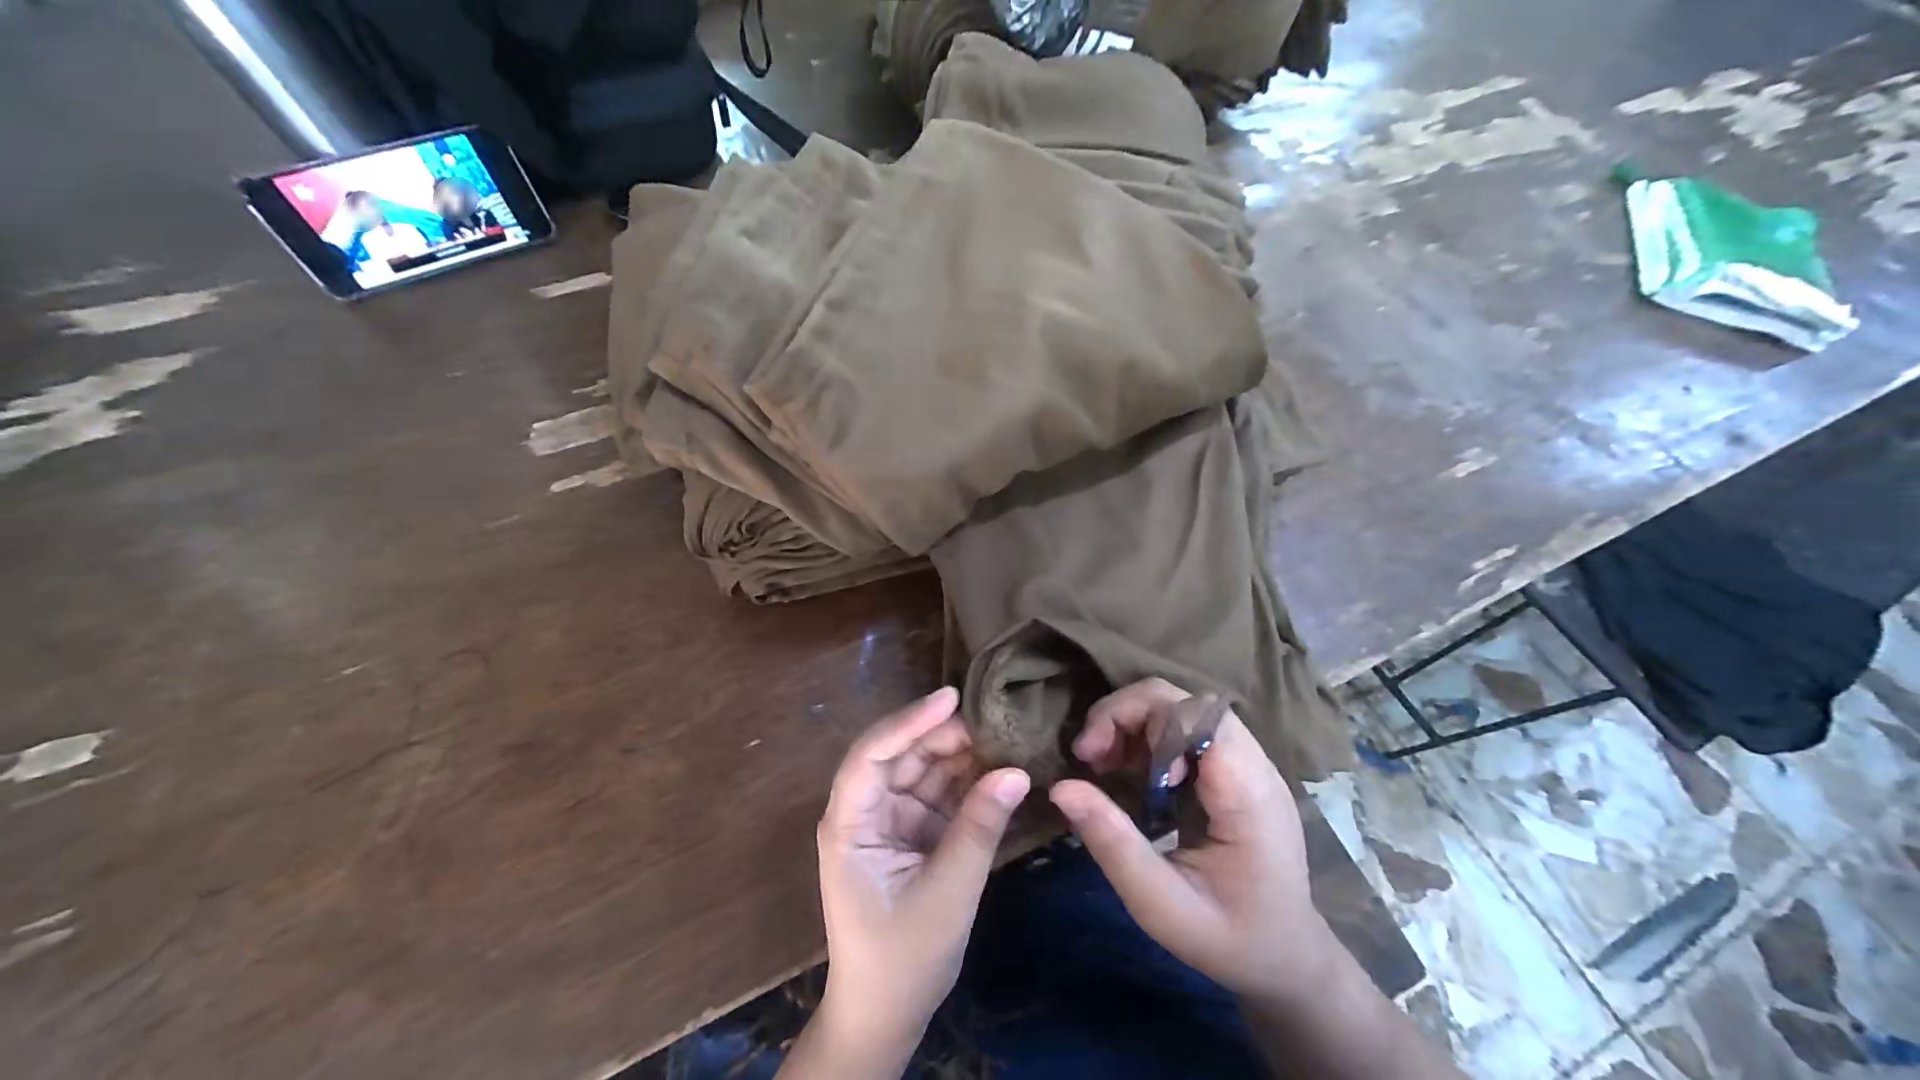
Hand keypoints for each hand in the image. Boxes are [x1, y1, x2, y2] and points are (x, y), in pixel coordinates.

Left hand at [813, 687, 1030, 1052]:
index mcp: (850, 823)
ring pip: (926, 771)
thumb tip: (1016, 771)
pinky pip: (942, 796)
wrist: (888, 1014)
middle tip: (998, 724)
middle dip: (946, 737)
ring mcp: (891, 821)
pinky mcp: (915, 834)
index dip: (909, 721)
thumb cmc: (903, 957)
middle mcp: (866, 811)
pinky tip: (1002, 773)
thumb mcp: (947, 893)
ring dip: (963, 758)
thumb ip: (979, 828)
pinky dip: (970, 786)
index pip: (872, 755)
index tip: (952, 698)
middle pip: (903, 756)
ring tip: (1008, 742)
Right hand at [1048, 678, 1335, 999]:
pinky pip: (1189, 730)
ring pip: (1183, 708)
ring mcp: (1250, 765)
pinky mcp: (1238, 771)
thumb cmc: (1229, 939)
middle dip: (1125, 715)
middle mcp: (1255, 765)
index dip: (1132, 715)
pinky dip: (1150, 739)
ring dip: (1135, 724)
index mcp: (1246, 792)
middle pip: (1183, 700)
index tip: (1091, 756)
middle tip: (1090, 758)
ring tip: (1104, 764)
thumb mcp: (1161, 905)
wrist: (1288, 960)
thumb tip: (1060, 787)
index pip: (1190, 711)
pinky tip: (1132, 772)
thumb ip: (1113, 844)